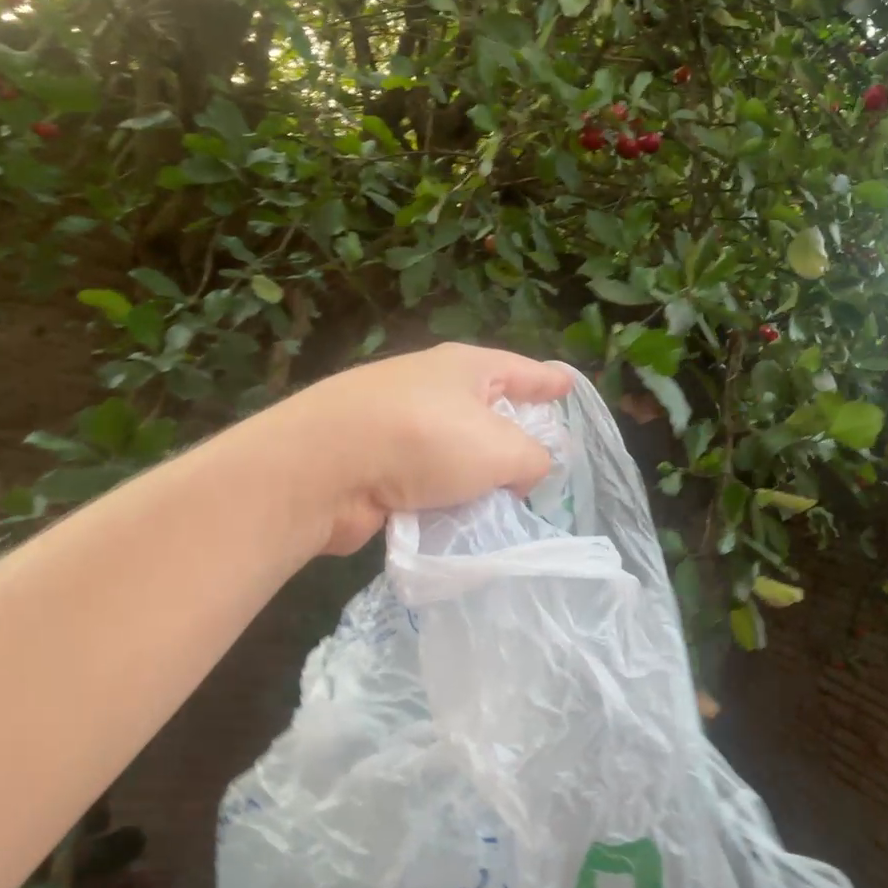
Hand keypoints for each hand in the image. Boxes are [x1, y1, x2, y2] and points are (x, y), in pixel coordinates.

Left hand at [249, 343, 573, 555]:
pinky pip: (423, 479)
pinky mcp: (370, 461)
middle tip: (542, 461)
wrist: (318, 468)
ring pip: (455, 449)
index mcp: (467, 368)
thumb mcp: (502, 450)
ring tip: (502, 502)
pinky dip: (441, 497)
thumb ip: (533, 459)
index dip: (550, 381)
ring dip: (476, 474)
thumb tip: (525, 470)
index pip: (524, 370)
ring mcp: (396, 422)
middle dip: (515, 433)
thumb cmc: (424, 441)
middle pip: (488, 408)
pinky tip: (456, 520)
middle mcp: (431, 387)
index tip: (569, 386)